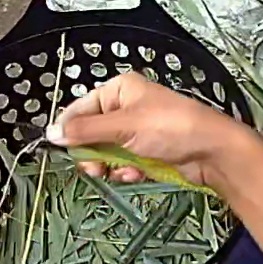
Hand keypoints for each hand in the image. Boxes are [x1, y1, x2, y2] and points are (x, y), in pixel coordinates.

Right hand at [46, 72, 262, 189]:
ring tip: (119, 171)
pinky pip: (122, 163)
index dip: (69, 130)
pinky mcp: (144, 151)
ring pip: (104, 152)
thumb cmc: (171, 128)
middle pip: (90, 133)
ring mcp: (135, 131)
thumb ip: (85, 131)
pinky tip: (137, 172)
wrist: (212, 151)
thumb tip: (50, 134)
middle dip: (91, 153)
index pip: (79, 109)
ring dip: (109, 165)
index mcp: (117, 91)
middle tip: (95, 168)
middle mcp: (124, 108)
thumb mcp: (123, 126)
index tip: (61, 149)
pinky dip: (126, 171)